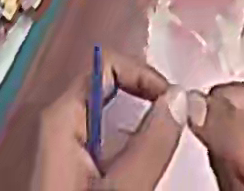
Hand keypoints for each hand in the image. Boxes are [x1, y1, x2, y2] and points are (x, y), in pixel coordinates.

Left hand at [32, 50, 188, 190]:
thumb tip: (179, 97)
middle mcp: (62, 125)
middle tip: (181, 128)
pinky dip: (134, 161)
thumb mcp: (118, 190)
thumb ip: (149, 145)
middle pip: (113, 95)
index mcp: (62, 115)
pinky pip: (110, 155)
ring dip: (145, 138)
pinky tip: (149, 180)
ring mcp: (68, 153)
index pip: (107, 65)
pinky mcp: (75, 178)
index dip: (143, 75)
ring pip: (115, 128)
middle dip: (148, 108)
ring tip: (172, 156)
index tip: (176, 100)